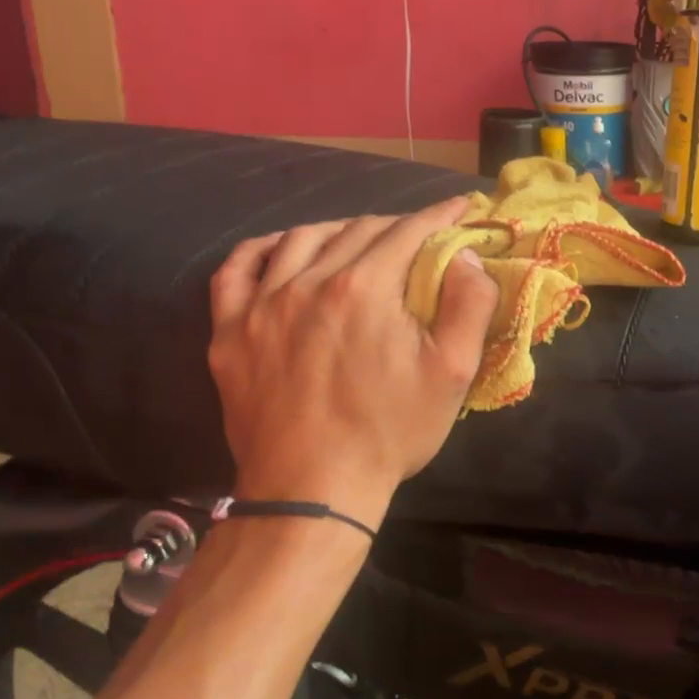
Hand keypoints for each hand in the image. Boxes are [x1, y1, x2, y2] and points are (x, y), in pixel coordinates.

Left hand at [207, 198, 497, 527]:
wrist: (311, 490)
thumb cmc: (390, 430)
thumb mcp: (454, 371)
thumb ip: (470, 303)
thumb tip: (466, 255)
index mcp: (365, 288)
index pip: (407, 230)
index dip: (438, 215)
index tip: (459, 208)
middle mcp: (308, 283)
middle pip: (357, 229)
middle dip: (396, 223)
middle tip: (420, 235)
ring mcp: (261, 306)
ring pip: (300, 238)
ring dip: (338, 229)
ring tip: (360, 241)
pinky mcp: (229, 333)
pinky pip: (236, 270)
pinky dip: (263, 250)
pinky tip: (282, 251)